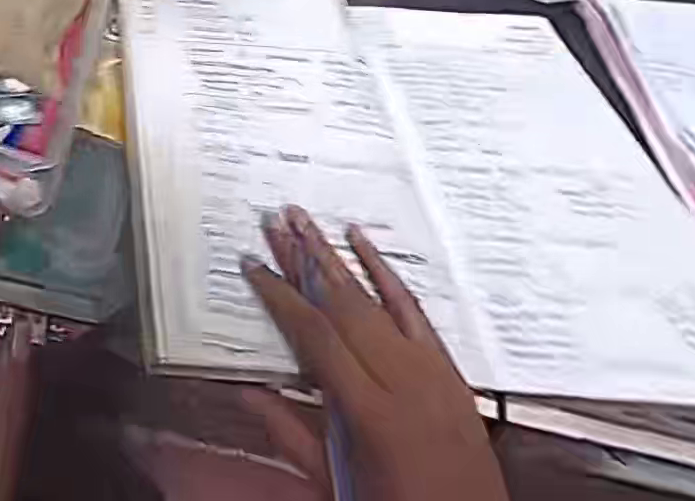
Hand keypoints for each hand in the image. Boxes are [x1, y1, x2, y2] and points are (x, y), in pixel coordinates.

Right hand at [243, 207, 508, 500]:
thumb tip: (246, 391)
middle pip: (341, 303)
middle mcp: (402, 382)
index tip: (254, 266)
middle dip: (303, 258)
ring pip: (371, 297)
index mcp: (370, 413)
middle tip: (276, 223)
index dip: (279, 295)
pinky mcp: (448, 368)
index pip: (314, 334)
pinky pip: (413, 308)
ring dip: (333, 255)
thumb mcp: (336, 484)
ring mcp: (430, 371)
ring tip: (305, 220)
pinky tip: (363, 242)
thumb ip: (289, 433)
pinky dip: (385, 271)